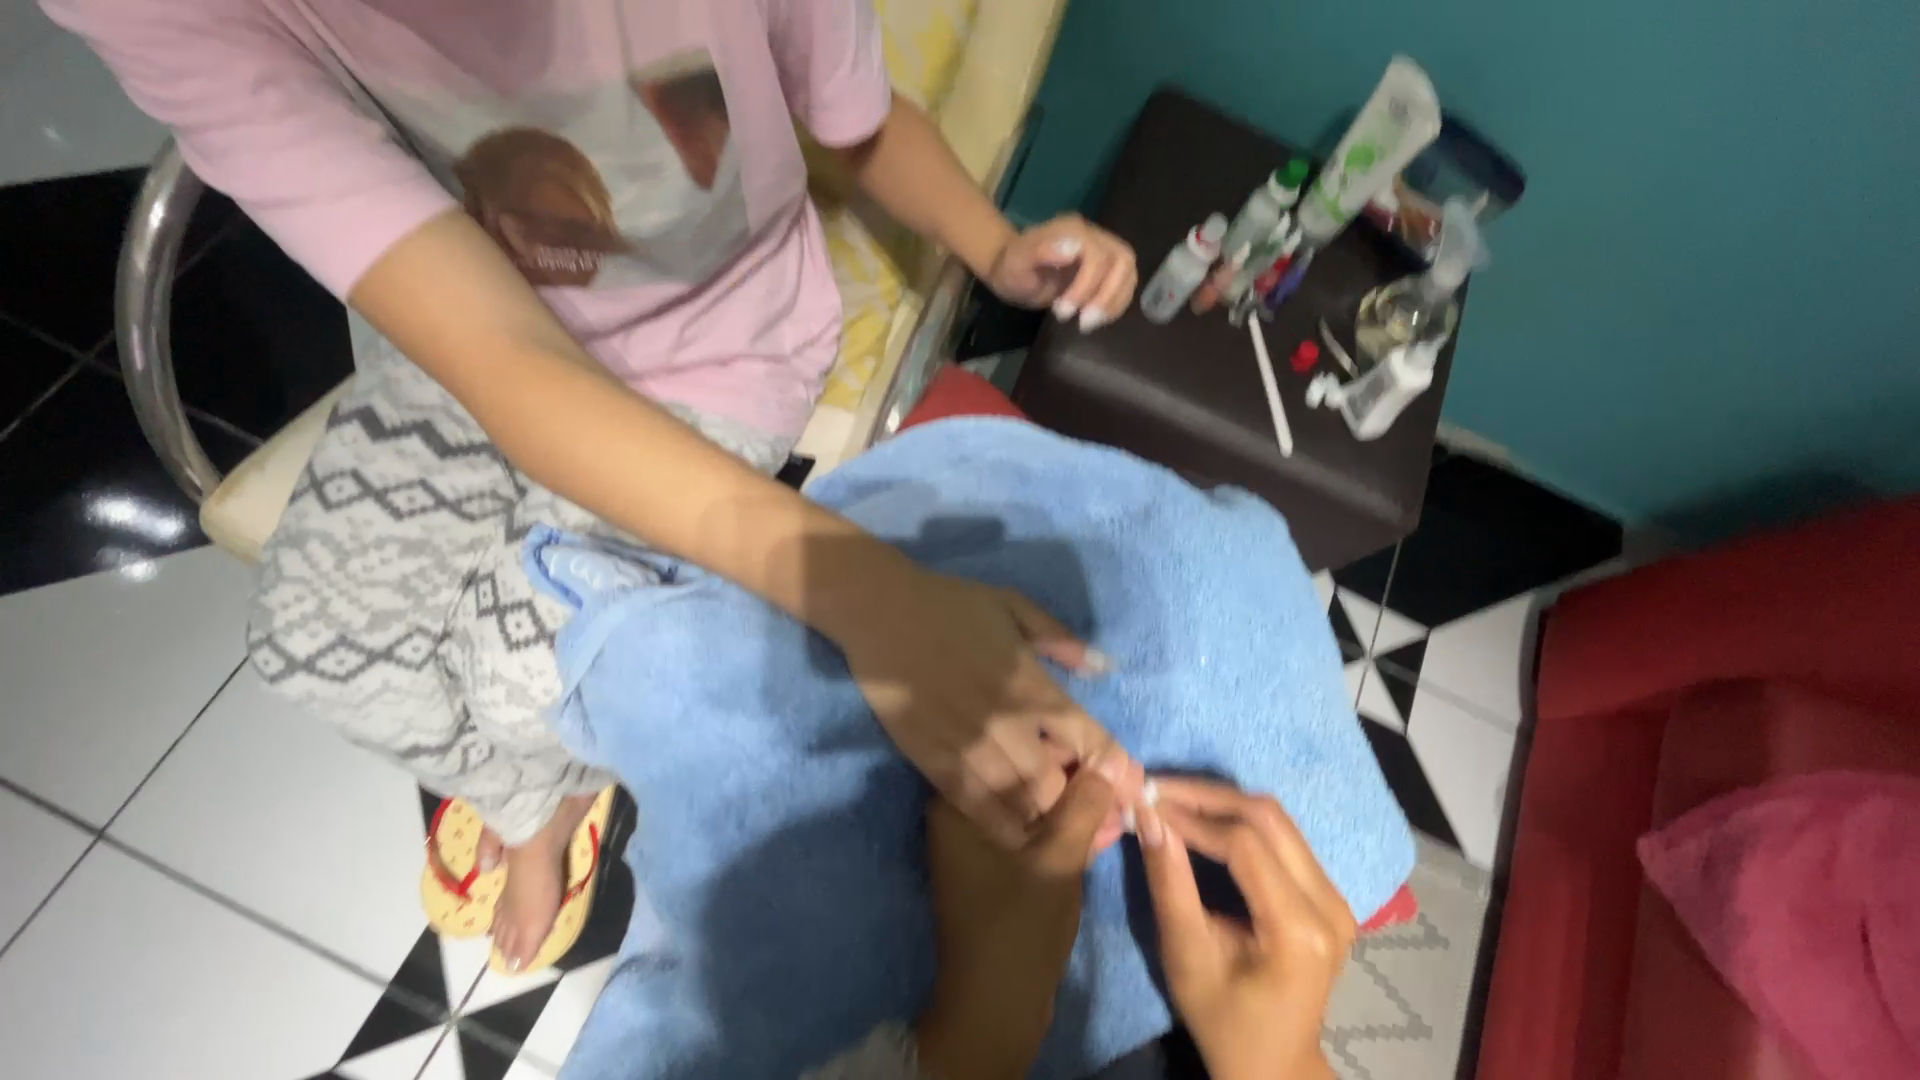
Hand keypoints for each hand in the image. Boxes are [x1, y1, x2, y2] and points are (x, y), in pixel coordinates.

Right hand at [832, 562, 1140, 848]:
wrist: (883, 613)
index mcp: (1032, 688)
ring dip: (1045, 819)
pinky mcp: (933, 762)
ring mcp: (968, 749)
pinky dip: (1003, 826)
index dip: (1118, 770)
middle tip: (1091, 805)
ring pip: (1019, 805)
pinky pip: (975, 807)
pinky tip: (1019, 834)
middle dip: (1082, 802)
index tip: (1134, 787)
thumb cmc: (951, 604)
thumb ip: (1061, 641)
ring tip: (1060, 824)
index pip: (1090, 741)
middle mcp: (1007, 727)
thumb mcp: (1015, 606)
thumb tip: (1105, 667)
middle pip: (1058, 787)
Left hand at [916, 756, 1122, 1079]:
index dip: (1070, 752)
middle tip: (1128, 781)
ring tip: (1125, 803)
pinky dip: (1065, 829)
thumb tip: (1114, 759)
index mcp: (957, 799)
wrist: (996, 1005)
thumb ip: (1084, 804)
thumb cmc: (1019, 924)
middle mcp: (960, 810)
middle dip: (1078, 780)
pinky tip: (1106, 825)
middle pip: (1026, 777)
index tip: (1115, 756)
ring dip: (1078, 805)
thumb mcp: (1058, 857)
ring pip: (1034, 805)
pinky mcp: (995, 862)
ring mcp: (976, 838)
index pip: (1015, 752)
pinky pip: (1032, 831)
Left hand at [984, 214, 1136, 332]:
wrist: (1014, 271)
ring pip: (1128, 273)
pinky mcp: (1108, 269)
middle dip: (1106, 297)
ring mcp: (1104, 251)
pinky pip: (1125, 284)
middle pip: (1122, 261)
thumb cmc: (1013, 269)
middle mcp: (1095, 236)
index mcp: (1073, 230)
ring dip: (1113, 303)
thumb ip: (1042, 251)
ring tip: (1087, 323)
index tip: (1061, 311)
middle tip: (1083, 322)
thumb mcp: (1017, 262)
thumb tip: (1074, 248)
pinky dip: (1115, 305)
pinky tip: (1095, 319)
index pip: (1098, 255)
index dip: (1086, 287)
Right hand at [1136, 779, 1355, 1079]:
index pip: (1245, 843)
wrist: (1272, 1062)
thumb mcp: (1186, 954)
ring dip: (1221, 802)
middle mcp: (1330, 904)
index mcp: (1300, 929)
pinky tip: (1200, 818)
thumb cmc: (1223, 1018)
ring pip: (1276, 819)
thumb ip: (1170, 882)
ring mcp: (1336, 896)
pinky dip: (1237, 819)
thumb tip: (1148, 816)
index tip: (1146, 803)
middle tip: (1155, 789)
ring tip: (1171, 799)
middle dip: (1206, 796)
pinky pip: (1281, 836)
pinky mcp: (1327, 892)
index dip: (1192, 816)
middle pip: (1268, 818)